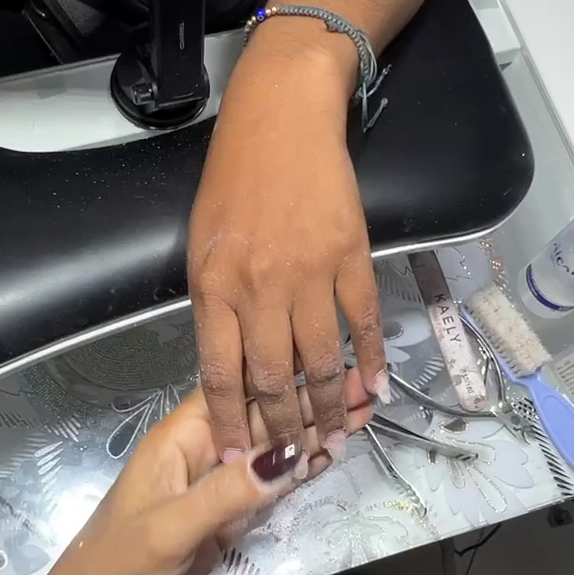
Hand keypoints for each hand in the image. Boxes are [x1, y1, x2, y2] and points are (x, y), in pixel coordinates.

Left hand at [33, 375, 373, 574]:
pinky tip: (330, 456)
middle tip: (366, 394)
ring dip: (313, 435)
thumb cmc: (120, 562)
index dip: (286, 382)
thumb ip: (227, 493)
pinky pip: (269, 485)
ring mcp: (216, 483)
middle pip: (263, 420)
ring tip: (362, 416)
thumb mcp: (171, 527)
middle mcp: (202, 451)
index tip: (335, 374)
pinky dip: (299, 471)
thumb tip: (289, 456)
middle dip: (311, 405)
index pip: (239, 395)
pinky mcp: (226, 513)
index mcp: (180, 439)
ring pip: (272, 451)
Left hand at [188, 18, 386, 462]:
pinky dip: (368, 359)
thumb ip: (214, 308)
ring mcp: (310, 273)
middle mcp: (260, 288)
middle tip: (294, 460)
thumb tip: (232, 370)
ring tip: (335, 439)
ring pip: (320, 360)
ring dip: (328, 407)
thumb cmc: (232, 181)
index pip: (221, 375)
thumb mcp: (201, 247)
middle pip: (274, 379)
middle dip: (284, 428)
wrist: (282, 114)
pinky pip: (362, 321)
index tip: (240, 458)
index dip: (232, 423)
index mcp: (214, 288)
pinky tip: (372, 389)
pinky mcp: (352, 256)